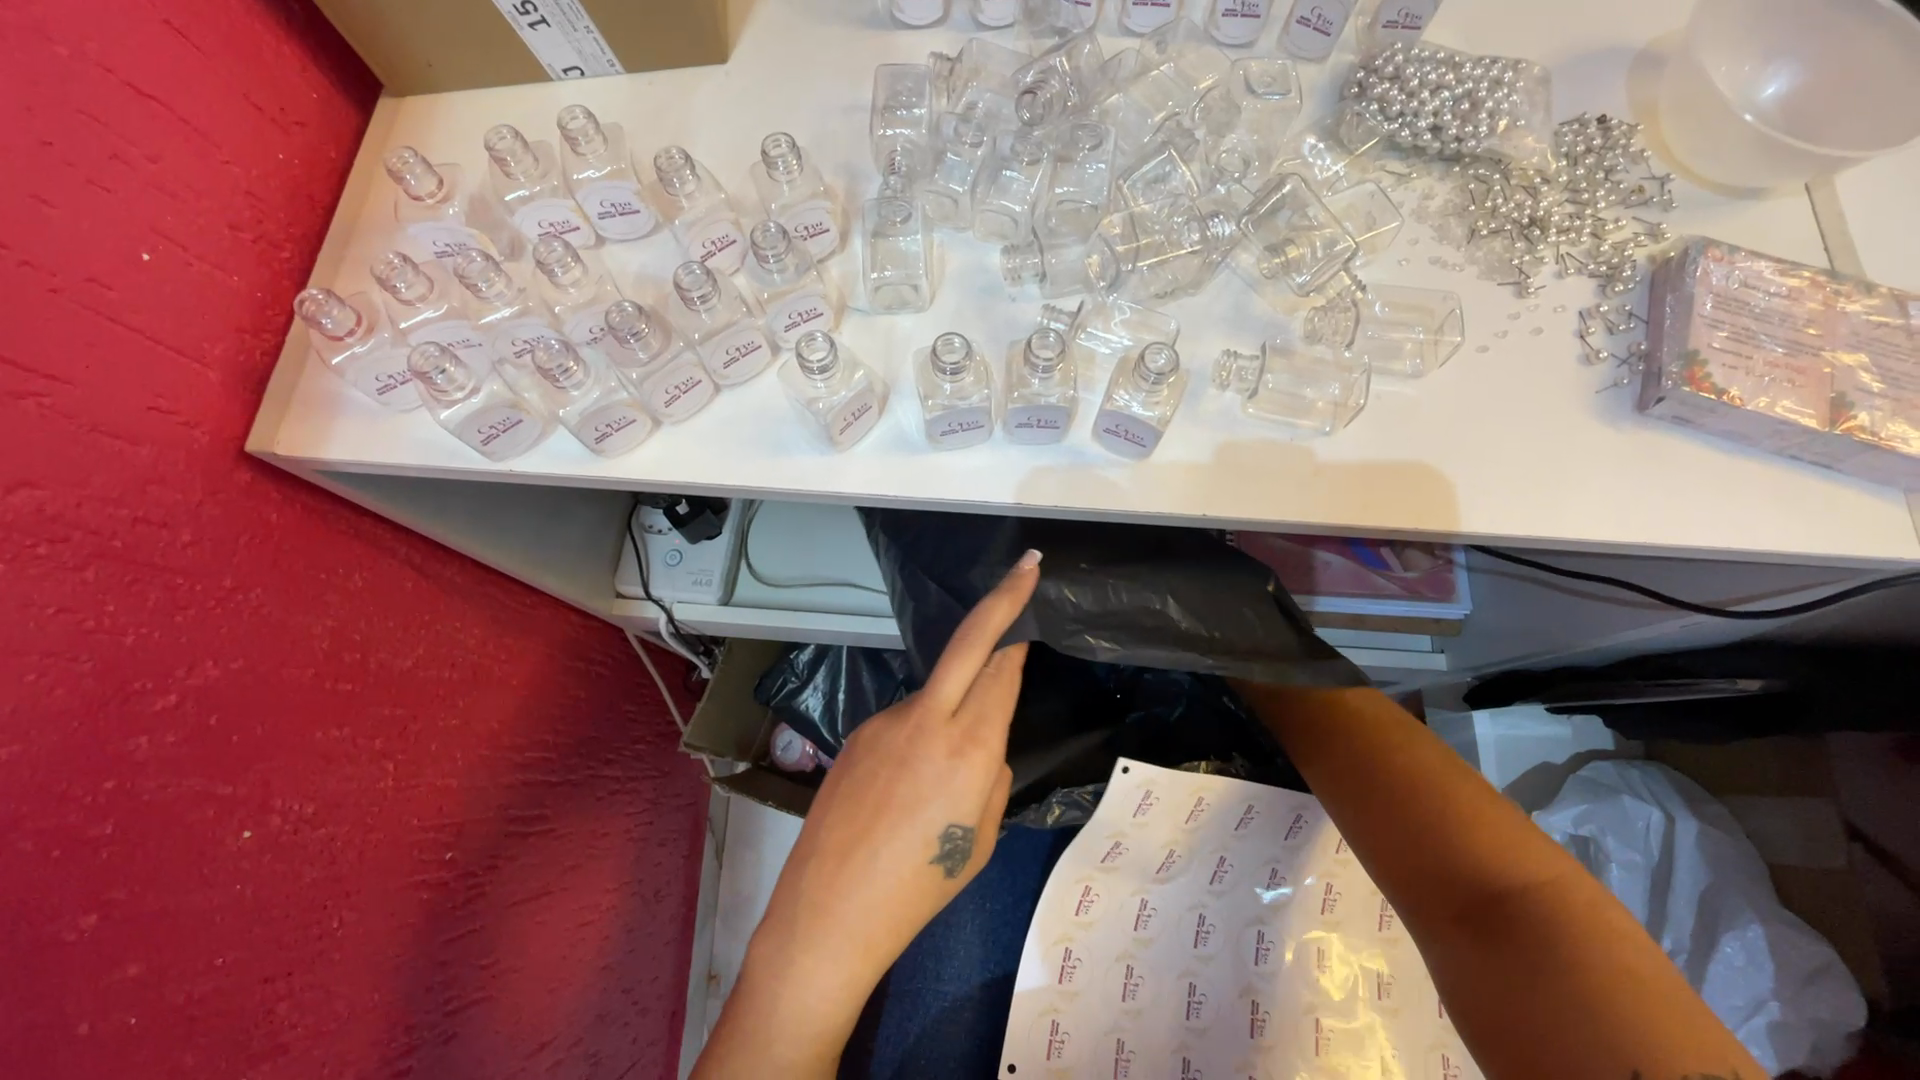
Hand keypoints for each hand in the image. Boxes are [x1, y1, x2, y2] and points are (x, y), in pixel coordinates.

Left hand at [695, 550, 1039, 1078]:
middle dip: (1003, 598)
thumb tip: (983, 746)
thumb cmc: (921, 886)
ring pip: (936, 688)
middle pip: (970, 641)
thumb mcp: (981, 837)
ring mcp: (886, 720)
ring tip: (941, 779)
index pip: (1003, 669)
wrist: (831, 908)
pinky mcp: (858, 732)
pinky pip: (905, 720)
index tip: (1033, 605)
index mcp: (970, 748)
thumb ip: (991, 776)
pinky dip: (921, 734)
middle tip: (1027, 564)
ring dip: (956, 700)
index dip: (1020, 633)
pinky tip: (907, 787)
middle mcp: (928, 718)